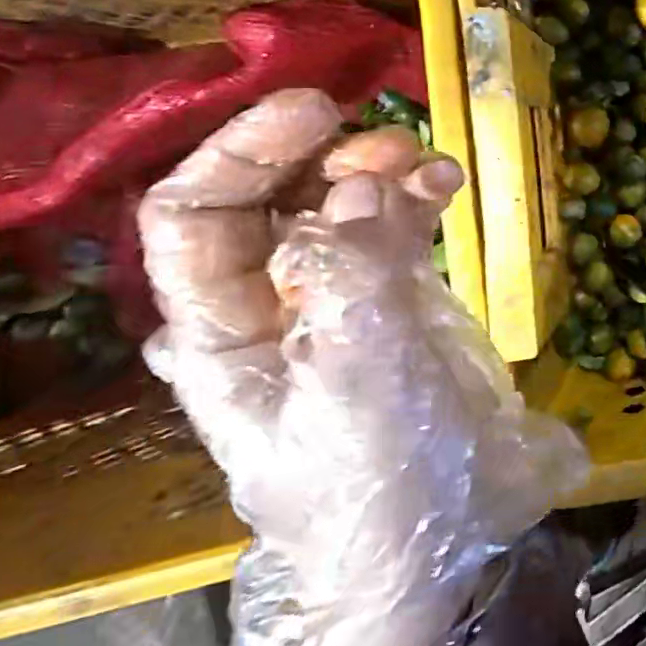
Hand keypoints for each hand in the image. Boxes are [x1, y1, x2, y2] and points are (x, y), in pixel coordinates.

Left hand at [139, 90, 583, 645]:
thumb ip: (354, 281)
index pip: (196, 218)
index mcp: (221, 330)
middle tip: (390, 141)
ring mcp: (341, 299)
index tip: (312, 109)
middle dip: (325, 160)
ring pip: (345, 209)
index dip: (243, 153)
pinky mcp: (400, 300)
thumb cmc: (377, 476)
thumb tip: (360, 182)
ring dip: (383, 175)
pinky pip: (400, 232)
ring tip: (431, 165)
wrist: (444, 536)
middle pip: (277, 202)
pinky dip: (421, 201)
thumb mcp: (359, 384)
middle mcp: (270, 303)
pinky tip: (449, 184)